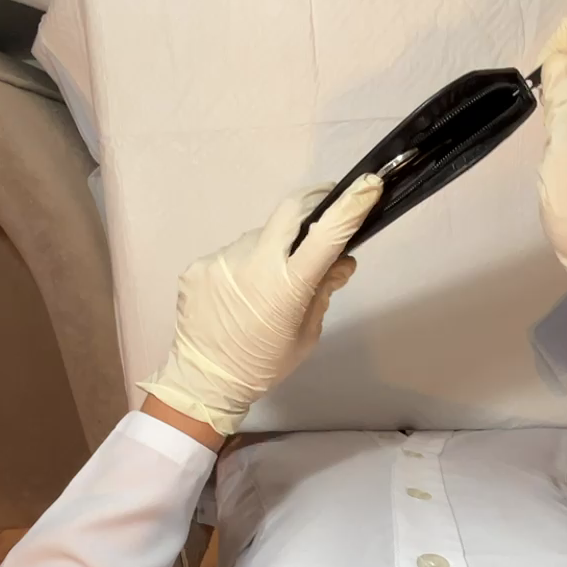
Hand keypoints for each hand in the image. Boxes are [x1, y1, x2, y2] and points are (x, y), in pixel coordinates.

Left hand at [139, 174, 383, 435]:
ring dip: (272, 248)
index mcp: (286, 287)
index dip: (350, 206)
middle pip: (290, 211)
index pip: (325, 235)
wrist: (205, 381)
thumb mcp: (305, 335)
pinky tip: (239, 294)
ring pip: (259, 237)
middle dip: (312, 204)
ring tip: (266, 283)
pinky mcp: (199, 267)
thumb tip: (340, 260)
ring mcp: (222, 261)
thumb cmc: (263, 365)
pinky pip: (232, 256)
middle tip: (323, 213)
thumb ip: (322, 292)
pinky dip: (244, 266)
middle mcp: (253, 263)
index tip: (368, 185)